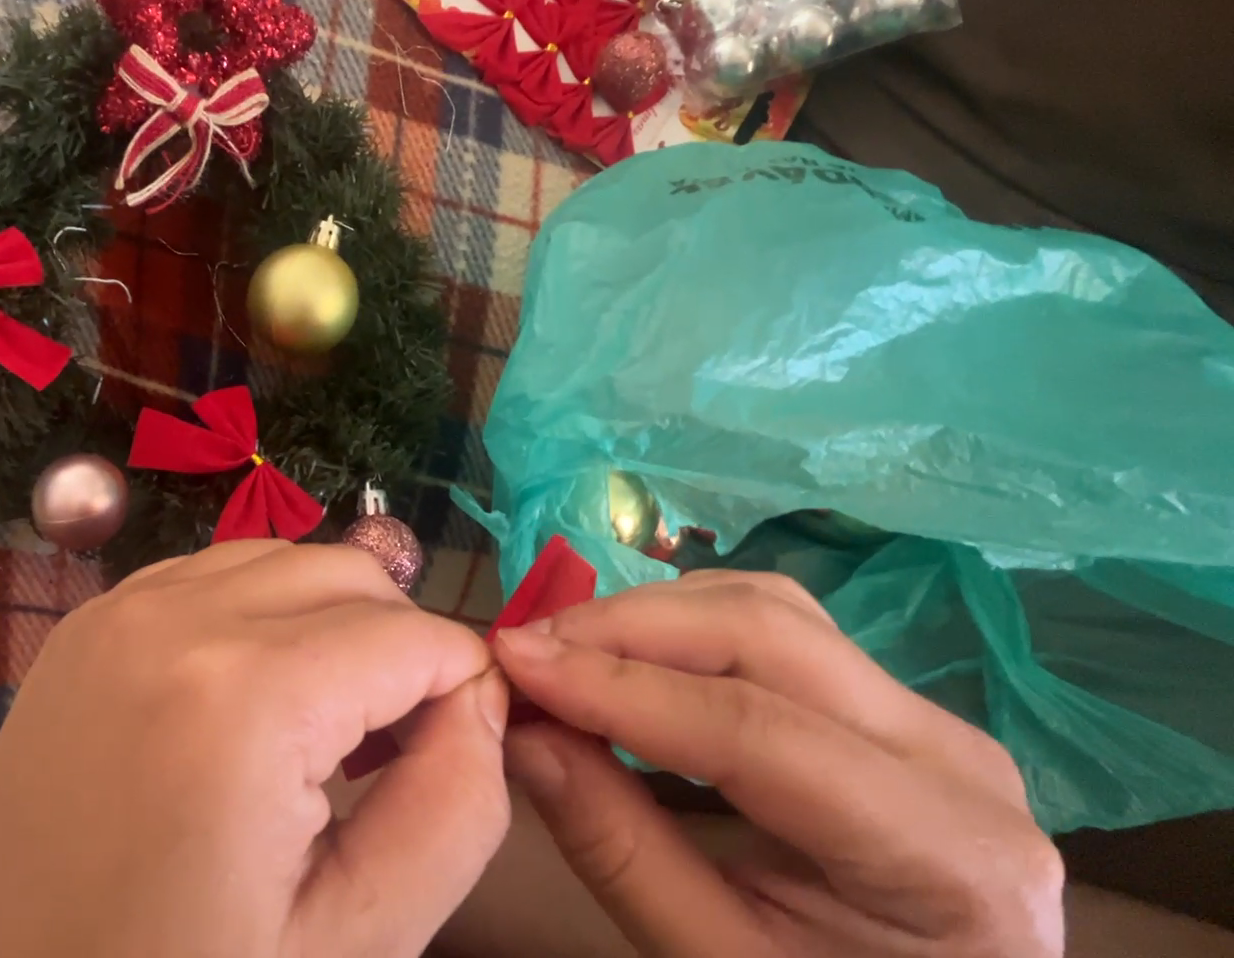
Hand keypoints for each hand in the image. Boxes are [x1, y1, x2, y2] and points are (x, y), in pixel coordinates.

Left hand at [0, 541, 510, 957]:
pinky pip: (214, 574)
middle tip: (385, 751)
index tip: (444, 765)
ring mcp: (122, 604)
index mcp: (247, 696)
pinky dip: (261, 614)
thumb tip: (476, 698)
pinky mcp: (91, 617)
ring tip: (316, 726)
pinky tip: (246, 699)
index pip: (419, 637)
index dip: (460, 696)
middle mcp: (179, 613)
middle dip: (400, 648)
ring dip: (331, 625)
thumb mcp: (354, 942)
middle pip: (355, 574)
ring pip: (286, 560)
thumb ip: (454, 809)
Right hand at [492, 570, 1064, 957]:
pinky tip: (623, 654)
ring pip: (766, 607)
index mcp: (945, 855)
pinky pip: (771, 623)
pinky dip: (678, 622)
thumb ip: (618, 849)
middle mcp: (952, 755)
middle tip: (524, 649)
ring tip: (561, 650)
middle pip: (765, 631)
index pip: (754, 729)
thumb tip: (523, 736)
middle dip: (623, 627)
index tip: (511, 659)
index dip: (616, 686)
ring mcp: (922, 716)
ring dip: (647, 614)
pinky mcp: (881, 702)